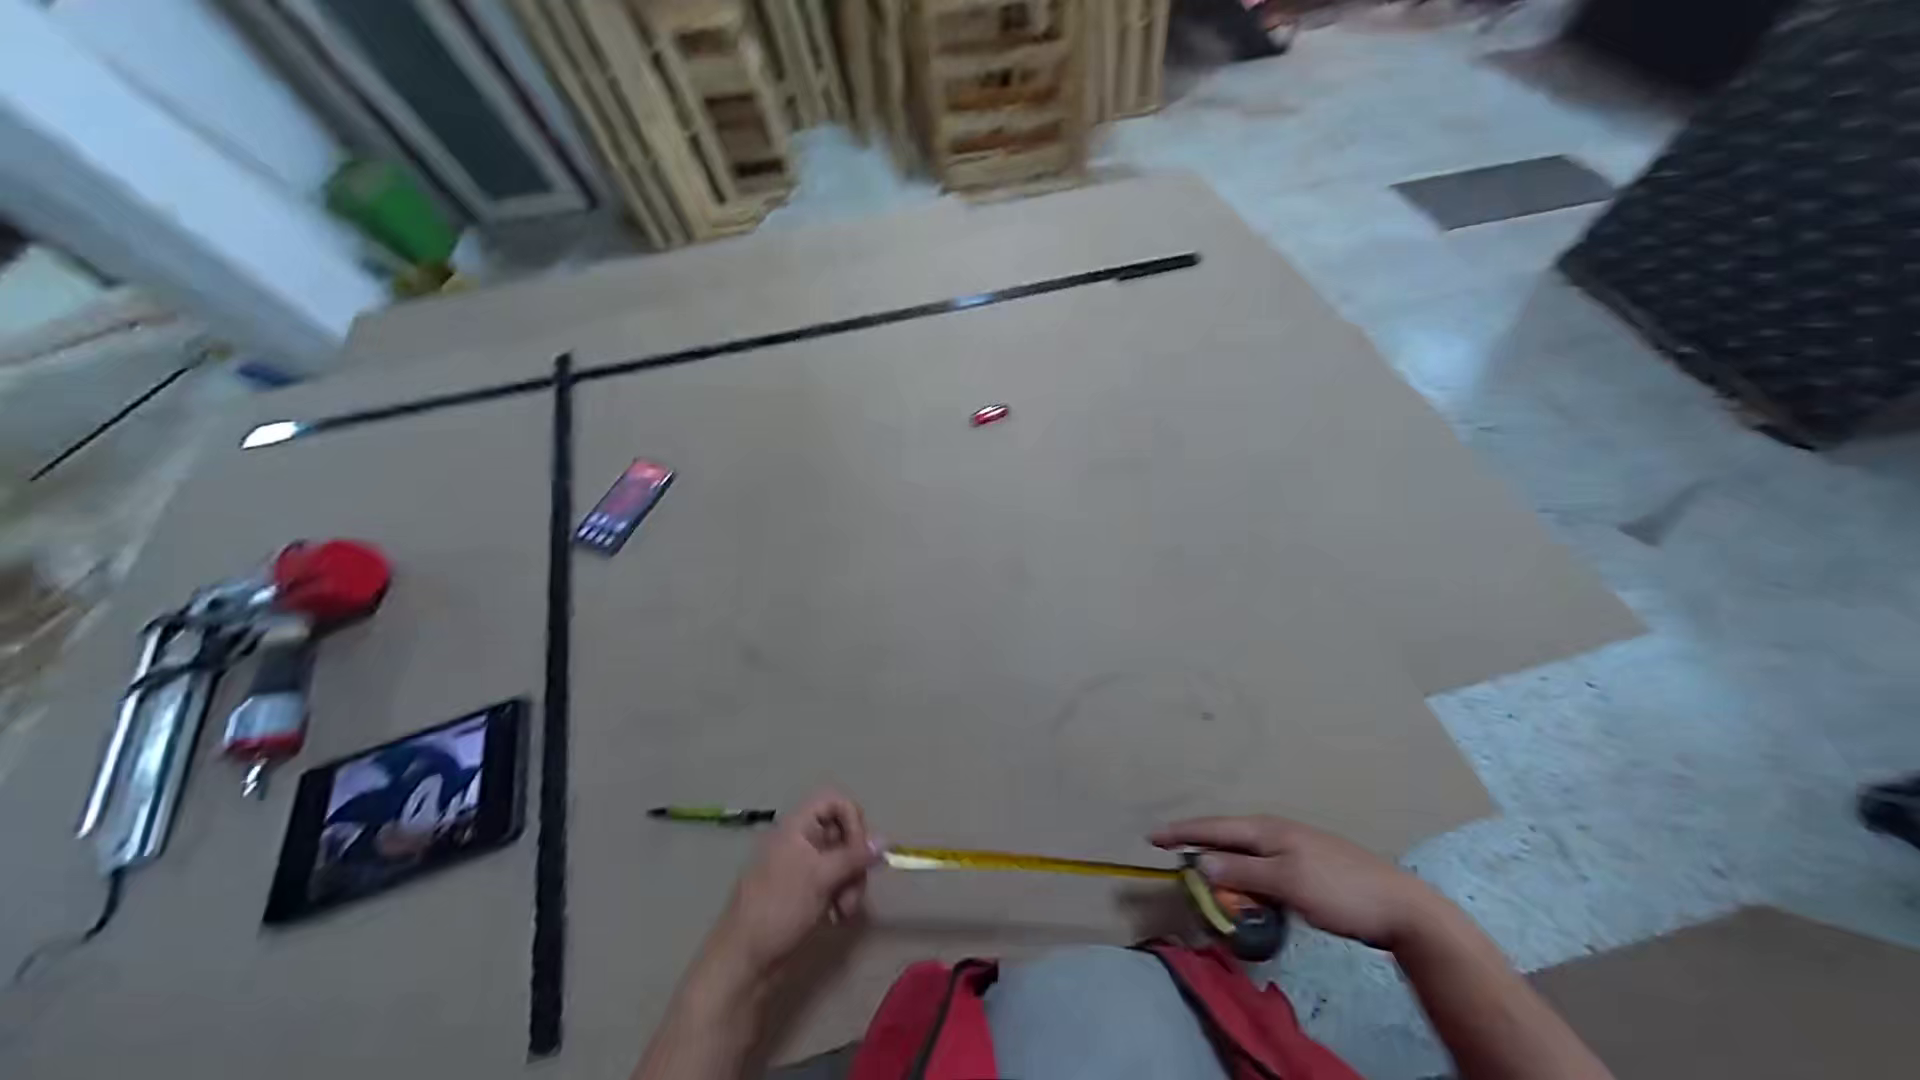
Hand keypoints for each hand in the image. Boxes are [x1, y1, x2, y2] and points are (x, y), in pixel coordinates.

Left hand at [703, 790, 878, 979]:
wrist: (743, 961)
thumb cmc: (779, 909)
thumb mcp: (820, 878)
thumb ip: (854, 856)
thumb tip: (885, 841)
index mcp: (797, 827)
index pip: (835, 803)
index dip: (853, 821)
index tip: (860, 851)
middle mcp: (800, 841)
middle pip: (843, 832)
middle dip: (855, 861)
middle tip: (854, 889)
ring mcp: (802, 867)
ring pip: (842, 860)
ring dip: (851, 883)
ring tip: (845, 910)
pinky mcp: (804, 891)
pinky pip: (834, 881)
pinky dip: (841, 895)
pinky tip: (837, 916)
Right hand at [1151, 815, 1441, 949]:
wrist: (1402, 908)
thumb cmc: (1339, 890)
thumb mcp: (1286, 882)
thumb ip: (1242, 872)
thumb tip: (1201, 862)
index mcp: (1267, 829)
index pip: (1214, 827)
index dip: (1182, 832)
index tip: (1151, 837)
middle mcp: (1276, 832)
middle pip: (1227, 839)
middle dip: (1200, 848)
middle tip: (1176, 863)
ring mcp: (1294, 849)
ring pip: (1246, 855)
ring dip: (1224, 868)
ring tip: (1208, 885)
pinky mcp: (1307, 869)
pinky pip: (1263, 869)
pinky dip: (1247, 880)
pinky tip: (1249, 894)